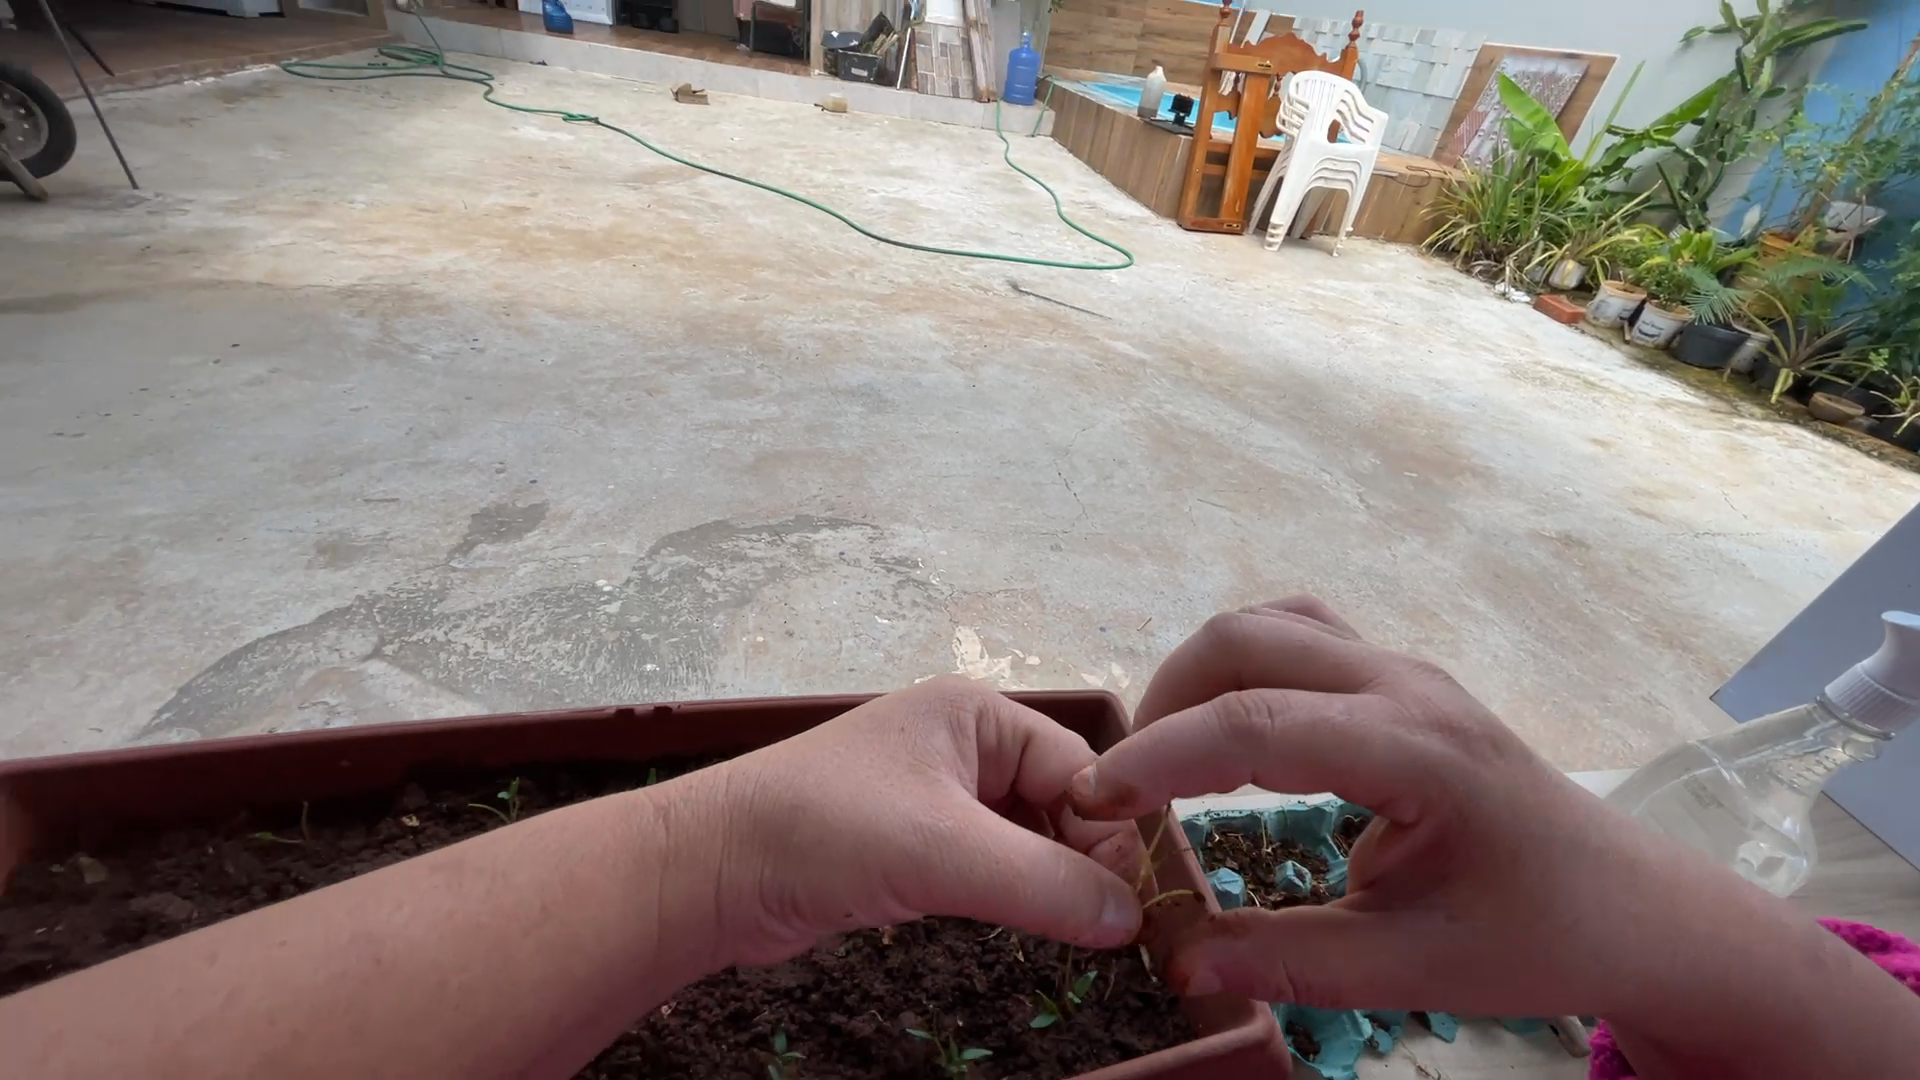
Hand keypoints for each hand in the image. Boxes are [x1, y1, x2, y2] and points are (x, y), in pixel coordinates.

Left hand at [681, 677, 1144, 968]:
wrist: (716, 867)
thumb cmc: (830, 830)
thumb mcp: (945, 851)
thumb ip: (1044, 882)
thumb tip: (1131, 917)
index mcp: (975, 715)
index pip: (1076, 767)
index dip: (1108, 831)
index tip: (1134, 902)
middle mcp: (962, 743)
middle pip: (1054, 799)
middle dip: (1079, 857)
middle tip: (1109, 926)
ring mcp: (937, 791)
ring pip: (1022, 834)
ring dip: (1045, 878)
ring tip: (1076, 931)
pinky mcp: (914, 837)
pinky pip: (986, 859)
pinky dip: (1009, 890)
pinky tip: (1025, 922)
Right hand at [1063, 597, 1812, 1020]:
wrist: (1638, 903)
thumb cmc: (1537, 936)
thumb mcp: (1413, 970)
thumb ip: (1286, 961)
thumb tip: (1177, 962)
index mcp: (1412, 750)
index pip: (1252, 727)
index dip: (1158, 756)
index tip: (1099, 798)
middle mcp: (1398, 680)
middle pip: (1240, 642)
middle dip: (1163, 703)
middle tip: (1135, 778)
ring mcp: (1396, 661)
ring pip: (1261, 624)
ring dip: (1194, 674)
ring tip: (1170, 744)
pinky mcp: (1389, 666)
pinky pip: (1292, 626)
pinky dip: (1236, 658)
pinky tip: (1228, 708)